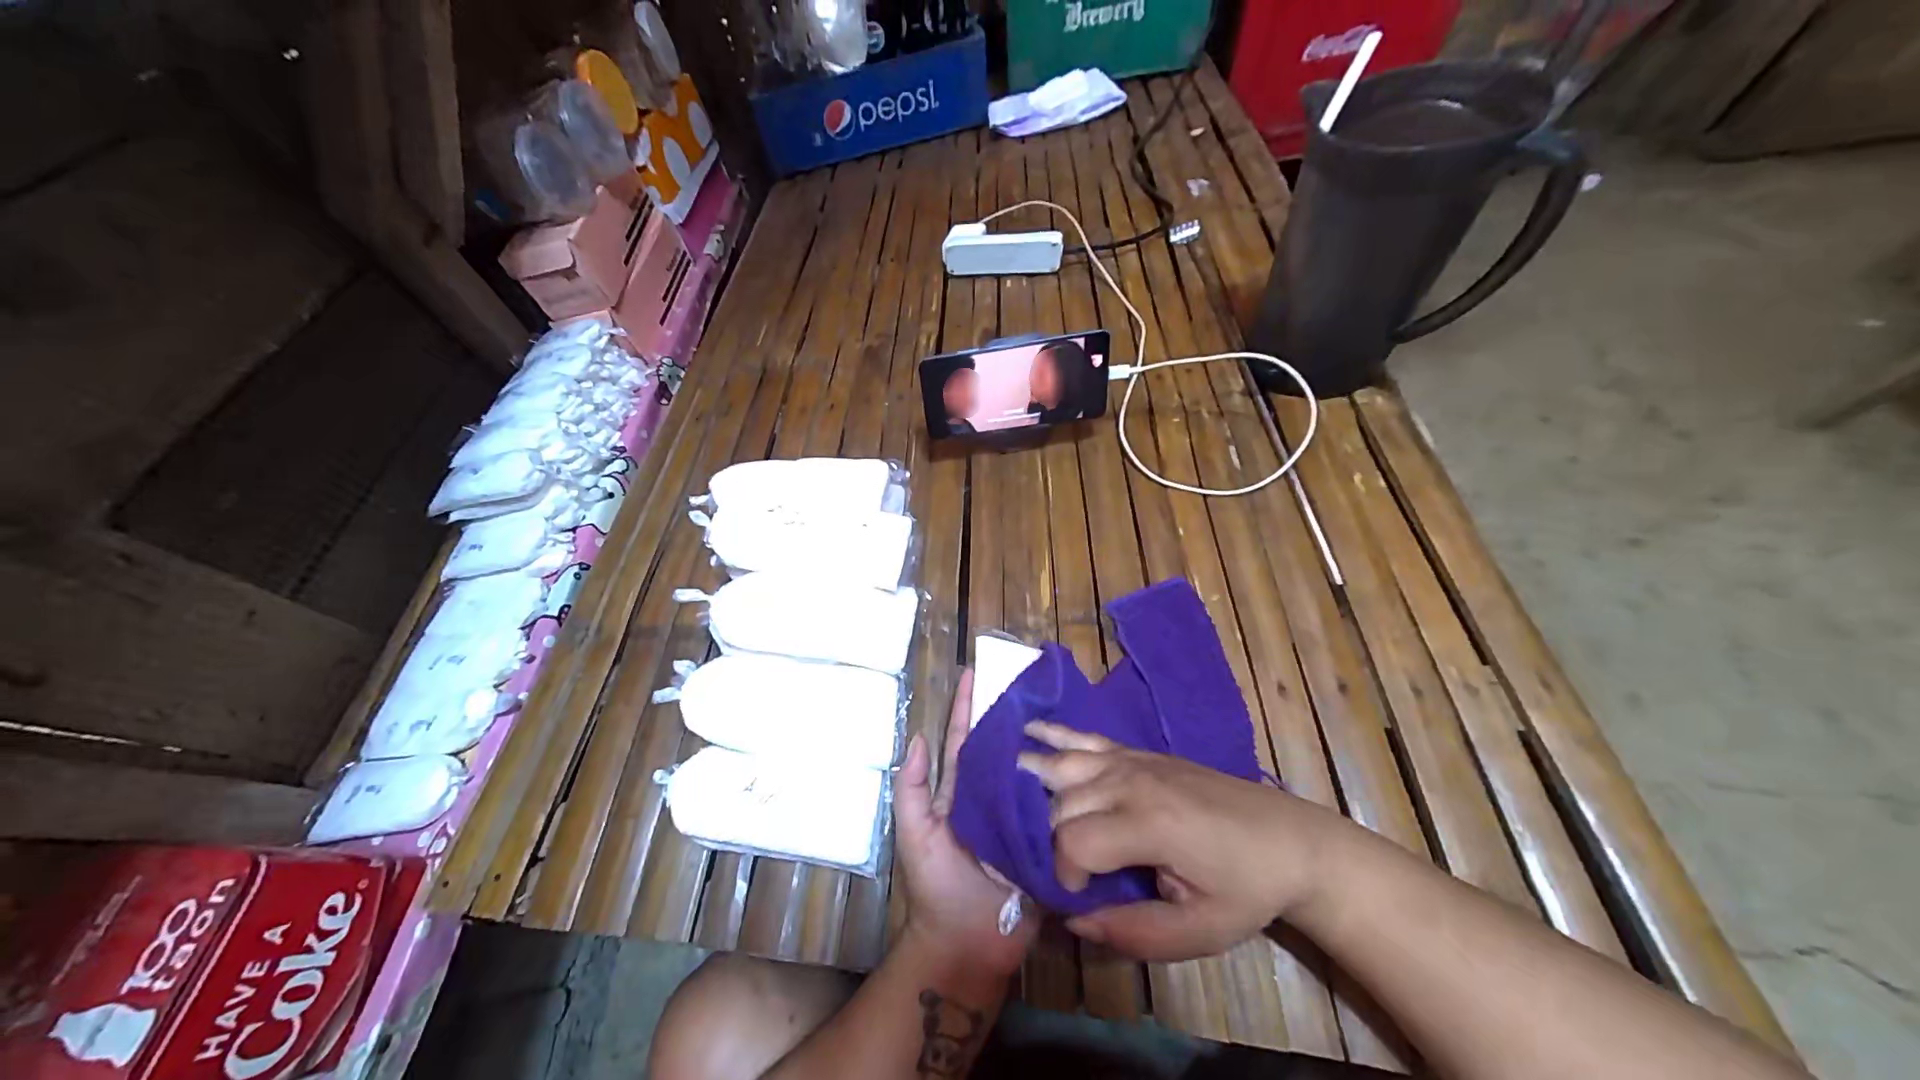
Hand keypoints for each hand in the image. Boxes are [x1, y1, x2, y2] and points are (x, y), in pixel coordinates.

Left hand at [893, 669, 1037, 978]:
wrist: (968, 943)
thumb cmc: (936, 887)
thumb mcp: (914, 835)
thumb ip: (911, 790)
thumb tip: (917, 738)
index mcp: (961, 792)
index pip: (964, 740)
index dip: (967, 707)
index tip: (974, 672)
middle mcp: (991, 797)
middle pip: (1003, 747)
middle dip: (1011, 714)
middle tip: (1028, 680)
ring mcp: (1019, 816)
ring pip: (1031, 770)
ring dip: (1043, 743)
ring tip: (1059, 709)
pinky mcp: (1044, 838)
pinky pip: (1056, 805)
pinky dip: (1065, 782)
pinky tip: (1081, 758)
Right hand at [1017, 721, 1360, 960]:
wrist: (1288, 838)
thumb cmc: (1245, 889)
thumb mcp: (1199, 931)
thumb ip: (1133, 932)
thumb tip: (1072, 918)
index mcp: (1148, 825)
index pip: (1072, 841)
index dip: (1062, 874)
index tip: (1080, 896)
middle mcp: (1131, 782)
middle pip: (1058, 804)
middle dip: (1044, 837)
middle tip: (1051, 864)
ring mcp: (1132, 760)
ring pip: (1062, 767)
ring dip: (1032, 784)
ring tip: (1006, 801)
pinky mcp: (1138, 752)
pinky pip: (1086, 737)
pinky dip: (1053, 734)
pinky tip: (1027, 731)